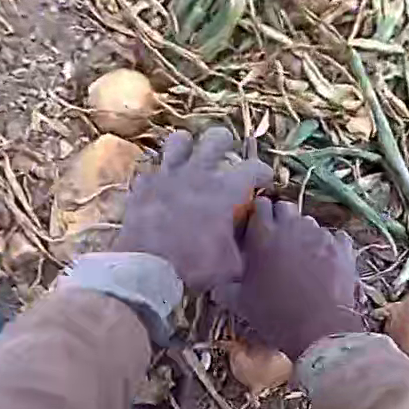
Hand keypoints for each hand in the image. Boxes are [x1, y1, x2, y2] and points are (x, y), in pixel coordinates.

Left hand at [112, 127, 272, 290]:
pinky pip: (151, 170)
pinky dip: (158, 176)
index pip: (254, 169)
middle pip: (216, 139)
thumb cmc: (195, 266)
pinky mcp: (143, 186)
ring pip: (179, 142)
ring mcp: (168, 176)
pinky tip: (161, 184)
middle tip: (227, 150)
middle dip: (225, 142)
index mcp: (225, 190)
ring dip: (187, 146)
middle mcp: (198, 174)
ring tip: (189, 154)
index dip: (263, 172)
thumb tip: (245, 240)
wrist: (148, 269)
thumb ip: (242, 246)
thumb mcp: (232, 264)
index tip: (265, 180)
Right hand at [216, 198, 366, 358]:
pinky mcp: (343, 248)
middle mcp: (292, 226)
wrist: (320, 330)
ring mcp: (321, 235)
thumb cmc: (275, 315)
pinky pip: (335, 237)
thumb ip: (226, 288)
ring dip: (303, 233)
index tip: (256, 231)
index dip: (258, 217)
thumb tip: (217, 286)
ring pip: (309, 222)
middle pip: (285, 208)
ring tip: (301, 256)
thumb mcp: (241, 303)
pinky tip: (325, 263)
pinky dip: (329, 246)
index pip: (259, 206)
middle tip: (277, 242)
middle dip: (280, 219)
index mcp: (263, 234)